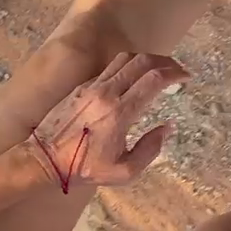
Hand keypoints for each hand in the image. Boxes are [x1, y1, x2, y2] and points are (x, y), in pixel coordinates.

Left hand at [26, 53, 187, 190]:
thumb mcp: (124, 171)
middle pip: (142, 61)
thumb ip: (150, 149)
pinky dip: (127, 68)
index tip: (186, 78)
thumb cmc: (84, 168)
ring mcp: (91, 87)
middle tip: (177, 71)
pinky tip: (133, 80)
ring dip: (146, 60)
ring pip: (124, 59)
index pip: (154, 79)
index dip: (175, 74)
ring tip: (158, 70)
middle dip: (165, 61)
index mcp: (120, 112)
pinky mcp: (81, 87)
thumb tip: (167, 128)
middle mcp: (106, 93)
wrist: (44, 159)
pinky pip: (109, 68)